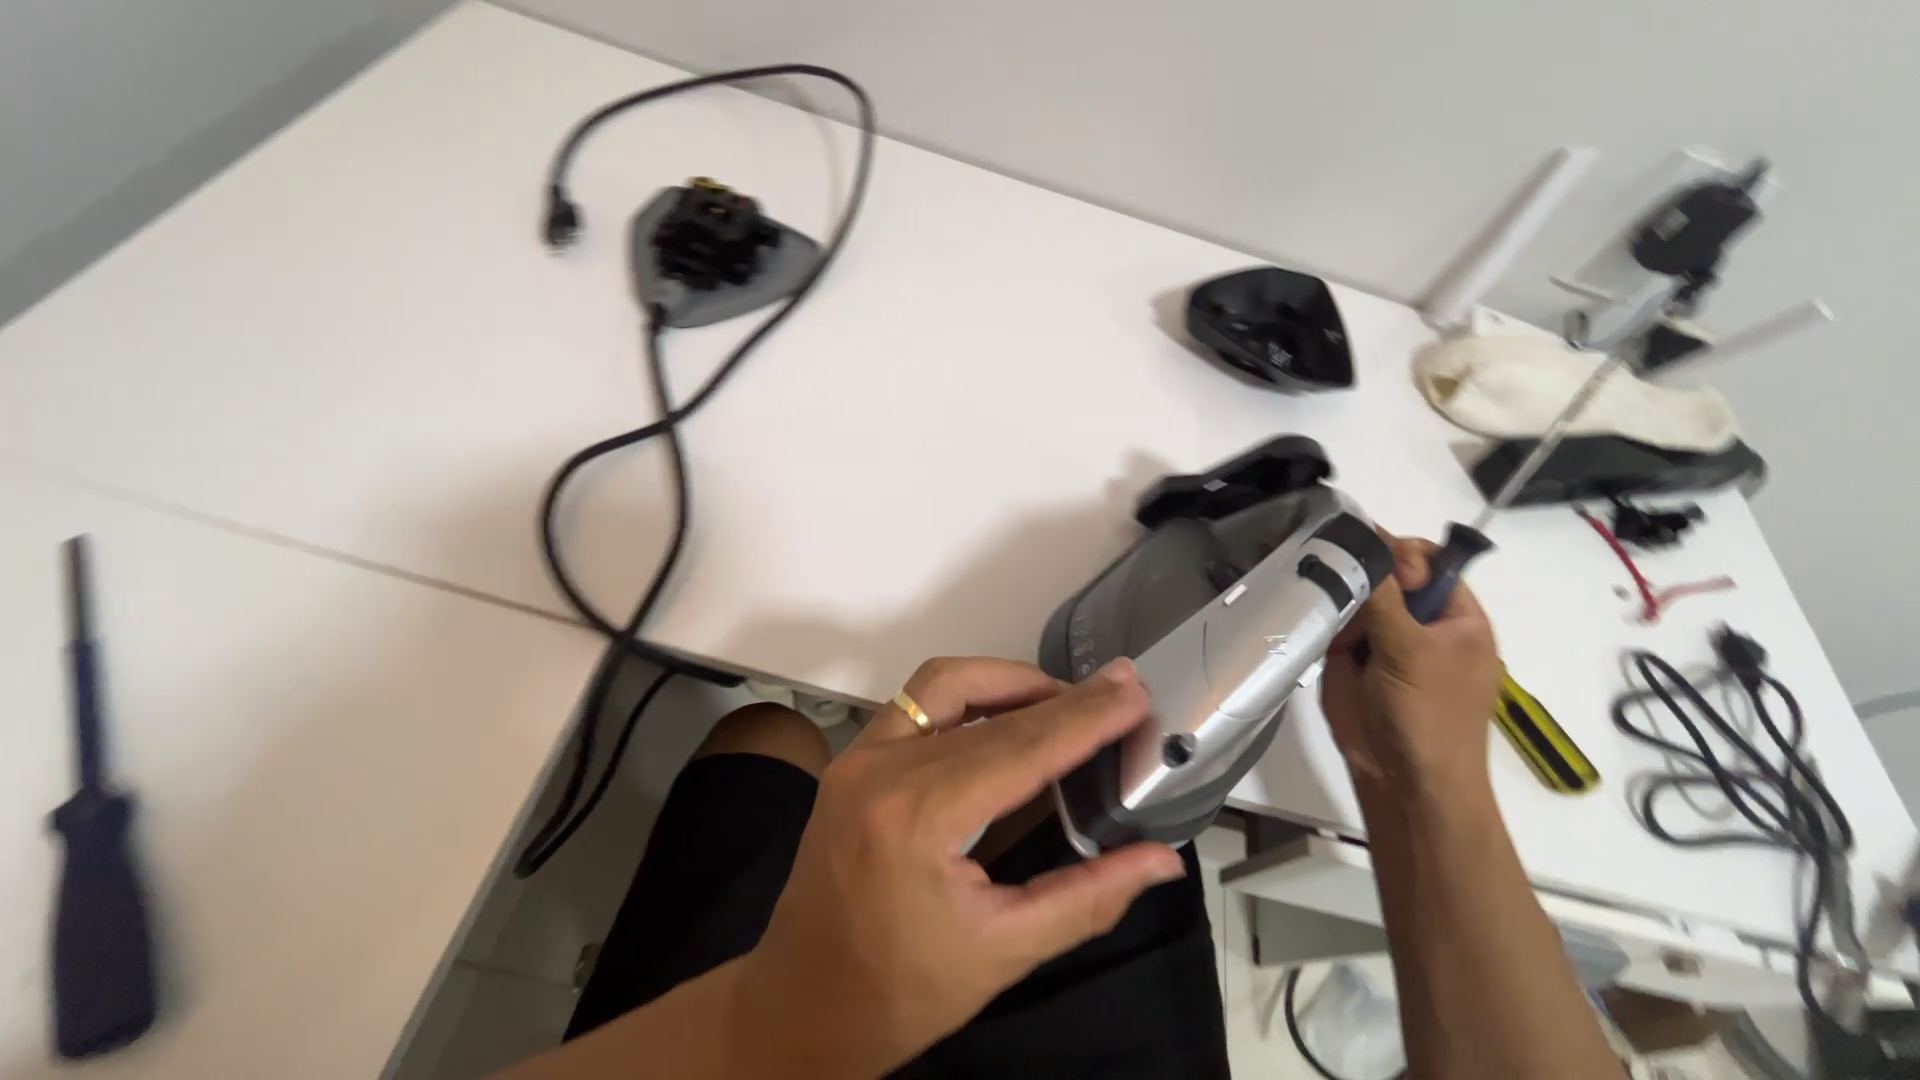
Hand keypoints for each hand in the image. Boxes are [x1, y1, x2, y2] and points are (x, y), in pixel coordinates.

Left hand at [734, 656, 1184, 1077]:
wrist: (800, 1006)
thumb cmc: (902, 992)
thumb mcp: (1004, 952)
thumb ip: (1088, 898)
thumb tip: (1164, 860)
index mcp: (918, 817)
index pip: (1021, 747)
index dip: (1085, 717)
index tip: (1134, 690)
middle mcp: (881, 769)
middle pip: (991, 712)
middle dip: (1062, 699)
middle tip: (1119, 694)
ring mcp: (857, 758)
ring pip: (945, 683)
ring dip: (1010, 682)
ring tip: (1066, 704)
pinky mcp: (850, 761)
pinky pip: (916, 704)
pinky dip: (968, 697)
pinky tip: (1006, 719)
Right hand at [1321, 533, 1502, 799]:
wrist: (1402, 781)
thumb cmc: (1428, 716)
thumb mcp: (1412, 651)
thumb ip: (1386, 596)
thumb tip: (1366, 542)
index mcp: (1456, 617)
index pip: (1431, 561)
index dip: (1404, 556)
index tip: (1382, 569)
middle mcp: (1420, 622)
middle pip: (1388, 574)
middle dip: (1365, 572)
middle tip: (1345, 581)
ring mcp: (1383, 641)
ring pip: (1357, 597)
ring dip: (1340, 593)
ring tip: (1321, 594)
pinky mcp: (1350, 659)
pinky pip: (1335, 623)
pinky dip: (1322, 616)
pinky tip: (1310, 608)